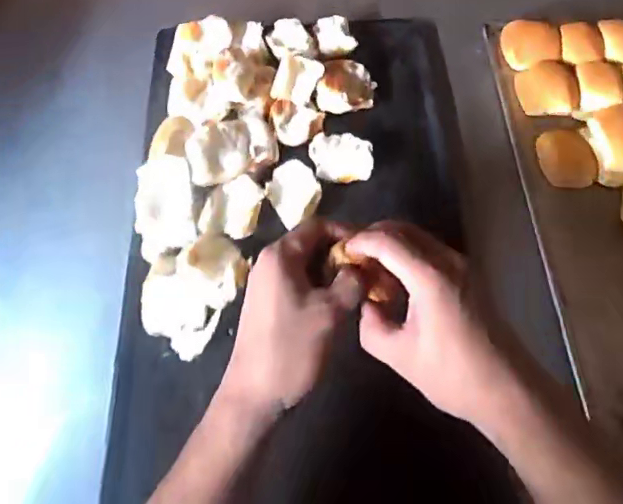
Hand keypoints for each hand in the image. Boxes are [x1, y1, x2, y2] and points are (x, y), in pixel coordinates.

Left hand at [215, 218, 364, 421]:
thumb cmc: (290, 349)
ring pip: (307, 264)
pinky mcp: (267, 302)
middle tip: (368, 271)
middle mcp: (269, 261)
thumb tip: (363, 266)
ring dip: (332, 272)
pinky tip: (336, 306)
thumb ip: (352, 281)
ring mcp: (266, 282)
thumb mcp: (330, 312)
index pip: (318, 225)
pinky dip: (319, 286)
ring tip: (357, 289)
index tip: (370, 250)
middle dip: (341, 254)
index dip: (347, 232)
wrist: (252, 398)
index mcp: (280, 254)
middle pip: (312, 243)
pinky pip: (298, 281)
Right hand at [344, 221, 520, 427]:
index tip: (341, 252)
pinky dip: (408, 253)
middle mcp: (447, 260)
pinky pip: (430, 249)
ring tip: (371, 269)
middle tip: (353, 257)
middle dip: (374, 236)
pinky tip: (397, 280)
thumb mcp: (401, 358)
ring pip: (418, 237)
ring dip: (392, 244)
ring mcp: (460, 264)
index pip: (387, 241)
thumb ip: (372, 327)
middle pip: (403, 229)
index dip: (361, 241)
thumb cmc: (453, 375)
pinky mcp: (467, 273)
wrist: (507, 388)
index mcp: (430, 276)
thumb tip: (366, 305)